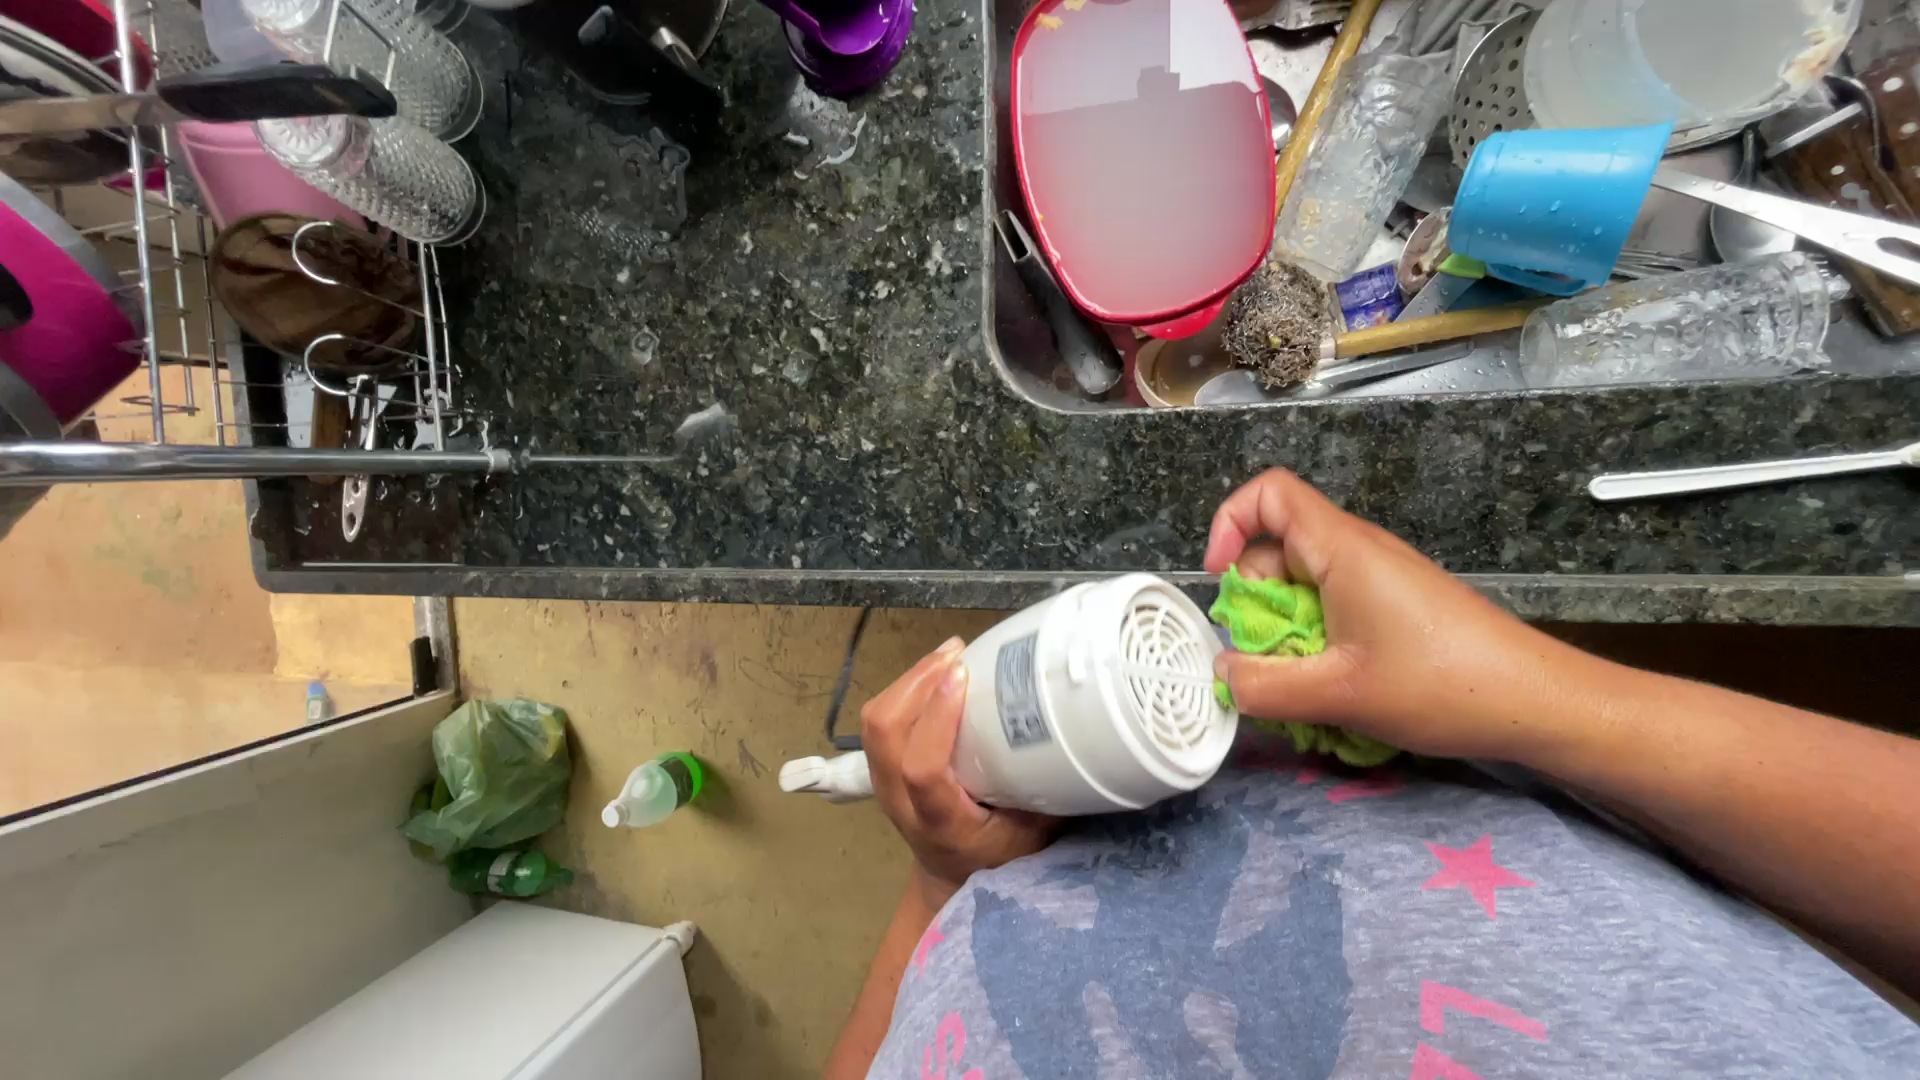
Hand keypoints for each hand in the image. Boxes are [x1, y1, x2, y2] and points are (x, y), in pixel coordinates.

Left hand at [861, 638, 1057, 904]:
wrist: (952, 876)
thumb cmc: (999, 855)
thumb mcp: (1033, 832)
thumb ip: (1044, 786)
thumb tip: (1072, 728)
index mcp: (939, 822)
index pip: (923, 769)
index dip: (938, 719)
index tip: (963, 677)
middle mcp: (900, 801)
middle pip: (884, 733)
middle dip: (917, 682)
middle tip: (958, 654)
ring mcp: (883, 783)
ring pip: (875, 722)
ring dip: (909, 680)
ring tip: (948, 655)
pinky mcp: (880, 766)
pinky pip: (878, 720)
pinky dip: (904, 689)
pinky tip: (936, 673)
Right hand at [1205, 469, 1602, 763]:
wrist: (1542, 702)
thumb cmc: (1443, 685)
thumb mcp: (1339, 694)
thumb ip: (1264, 686)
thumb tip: (1221, 672)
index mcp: (1341, 549)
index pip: (1268, 494)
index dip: (1229, 522)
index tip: (1221, 578)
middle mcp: (1356, 550)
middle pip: (1275, 546)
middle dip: (1254, 598)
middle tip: (1263, 653)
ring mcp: (1376, 575)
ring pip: (1300, 580)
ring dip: (1282, 624)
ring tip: (1299, 674)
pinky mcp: (1391, 602)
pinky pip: (1329, 602)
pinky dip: (1312, 634)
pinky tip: (1329, 677)